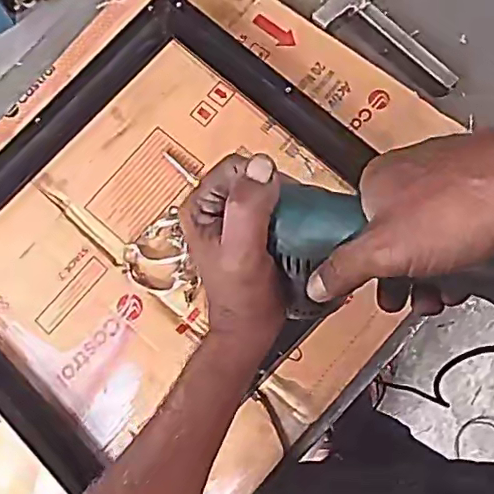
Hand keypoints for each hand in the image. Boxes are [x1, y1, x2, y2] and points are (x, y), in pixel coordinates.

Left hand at [181, 153, 286, 352]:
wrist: (251, 327)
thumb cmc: (239, 299)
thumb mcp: (240, 251)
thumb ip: (247, 208)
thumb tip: (261, 168)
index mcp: (200, 207)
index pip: (235, 166)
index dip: (261, 179)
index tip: (277, 203)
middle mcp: (216, 208)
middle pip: (254, 175)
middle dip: (277, 192)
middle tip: (286, 219)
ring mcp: (237, 219)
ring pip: (269, 190)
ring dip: (286, 204)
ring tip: (291, 228)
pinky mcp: (256, 229)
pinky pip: (278, 208)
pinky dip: (291, 216)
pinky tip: (294, 232)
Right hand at [306, 133, 493, 313]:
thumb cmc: (467, 208)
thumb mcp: (385, 253)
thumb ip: (344, 270)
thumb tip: (317, 283)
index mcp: (379, 179)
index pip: (353, 226)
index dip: (360, 264)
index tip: (368, 285)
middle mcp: (413, 172)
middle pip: (395, 238)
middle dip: (405, 277)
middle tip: (412, 298)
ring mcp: (452, 180)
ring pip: (433, 239)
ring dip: (437, 274)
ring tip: (449, 292)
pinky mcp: (484, 191)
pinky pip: (464, 233)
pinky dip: (467, 258)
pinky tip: (476, 274)